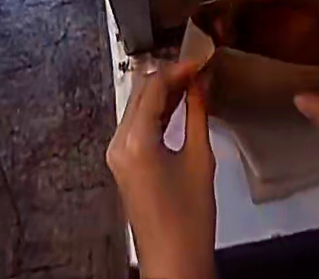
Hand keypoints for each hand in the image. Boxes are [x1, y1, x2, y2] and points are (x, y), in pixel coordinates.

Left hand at [106, 61, 214, 278]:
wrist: (174, 265)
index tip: (200, 60)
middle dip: (169, 75)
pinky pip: (136, 121)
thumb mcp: (200, 159)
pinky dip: (156, 108)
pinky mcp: (122, 160)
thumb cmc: (190, 219)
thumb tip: (201, 80)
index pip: (153, 86)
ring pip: (137, 103)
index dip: (178, 69)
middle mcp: (119, 141)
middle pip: (141, 91)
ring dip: (162, 90)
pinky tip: (177, 102)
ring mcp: (117, 152)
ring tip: (192, 81)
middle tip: (197, 68)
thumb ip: (198, 112)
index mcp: (136, 141)